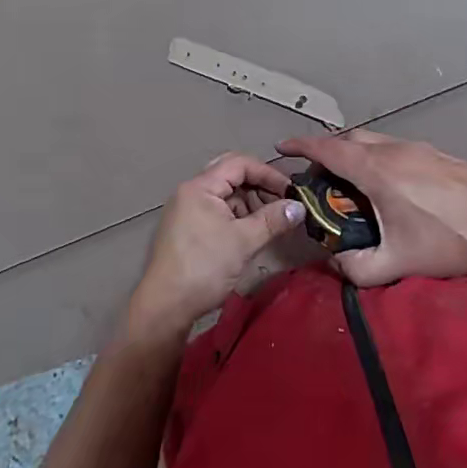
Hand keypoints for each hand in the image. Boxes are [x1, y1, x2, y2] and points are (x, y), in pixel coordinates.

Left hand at [126, 153, 306, 341]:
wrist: (167, 304)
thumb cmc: (204, 267)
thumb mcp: (243, 242)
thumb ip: (273, 220)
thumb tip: (300, 207)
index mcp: (200, 187)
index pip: (239, 164)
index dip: (268, 174)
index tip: (292, 191)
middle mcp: (191, 192)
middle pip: (231, 176)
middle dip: (260, 188)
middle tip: (284, 206)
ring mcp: (188, 209)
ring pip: (226, 195)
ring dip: (251, 204)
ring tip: (273, 223)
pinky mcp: (189, 227)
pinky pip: (218, 211)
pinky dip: (238, 217)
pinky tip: (254, 232)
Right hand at [276, 130, 466, 286]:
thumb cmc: (453, 239)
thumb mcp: (400, 262)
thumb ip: (358, 268)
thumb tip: (335, 263)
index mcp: (376, 170)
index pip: (327, 148)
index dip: (300, 146)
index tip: (281, 147)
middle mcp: (393, 150)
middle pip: (348, 139)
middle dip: (326, 152)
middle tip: (318, 177)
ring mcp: (418, 148)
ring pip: (373, 141)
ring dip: (353, 153)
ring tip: (351, 181)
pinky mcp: (438, 155)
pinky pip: (394, 147)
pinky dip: (377, 156)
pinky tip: (391, 185)